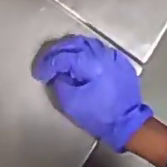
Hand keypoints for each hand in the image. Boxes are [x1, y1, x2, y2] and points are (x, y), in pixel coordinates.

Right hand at [32, 36, 151, 151]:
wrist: (128, 123)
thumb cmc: (98, 116)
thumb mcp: (71, 104)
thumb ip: (59, 84)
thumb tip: (55, 73)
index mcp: (91, 64)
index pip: (62, 56)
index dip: (46, 64)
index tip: (38, 74)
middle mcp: (102, 54)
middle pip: (73, 43)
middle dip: (55, 51)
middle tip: (45, 62)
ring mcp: (112, 55)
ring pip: (86, 42)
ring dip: (69, 48)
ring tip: (59, 58)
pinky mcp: (119, 60)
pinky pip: (97, 48)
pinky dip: (84, 51)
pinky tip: (78, 60)